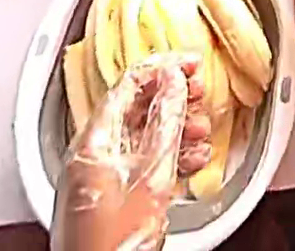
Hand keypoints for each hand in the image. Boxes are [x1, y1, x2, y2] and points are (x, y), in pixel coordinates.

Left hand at [55, 53, 211, 250]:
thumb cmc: (112, 247)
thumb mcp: (151, 177)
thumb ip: (165, 123)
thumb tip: (174, 81)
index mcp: (93, 141)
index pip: (128, 84)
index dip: (163, 67)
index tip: (190, 63)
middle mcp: (92, 155)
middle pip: (136, 108)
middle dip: (173, 98)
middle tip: (199, 91)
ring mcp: (100, 178)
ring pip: (143, 136)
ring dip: (176, 128)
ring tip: (202, 129)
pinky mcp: (111, 200)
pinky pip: (142, 163)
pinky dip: (169, 156)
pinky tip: (192, 160)